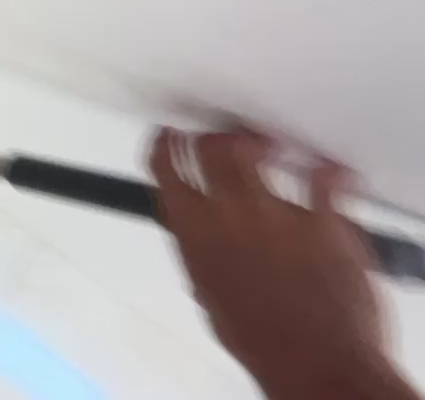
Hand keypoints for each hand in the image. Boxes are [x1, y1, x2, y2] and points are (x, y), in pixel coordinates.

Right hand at [150, 128, 395, 399]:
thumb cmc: (256, 333)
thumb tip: (202, 236)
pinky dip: (329, 173)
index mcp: (187, 222)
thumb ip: (199, 247)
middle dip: (211, 137)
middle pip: (207, 148)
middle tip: (218, 137)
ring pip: (253, 152)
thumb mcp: (204, 284)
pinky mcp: (324, 223)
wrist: (314, 360)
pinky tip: (331, 171)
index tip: (167, 133)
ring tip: (265, 143)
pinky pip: (325, 183)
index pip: (162, 164)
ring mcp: (274, 212)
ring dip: (256, 143)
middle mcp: (223, 207)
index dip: (163, 142)